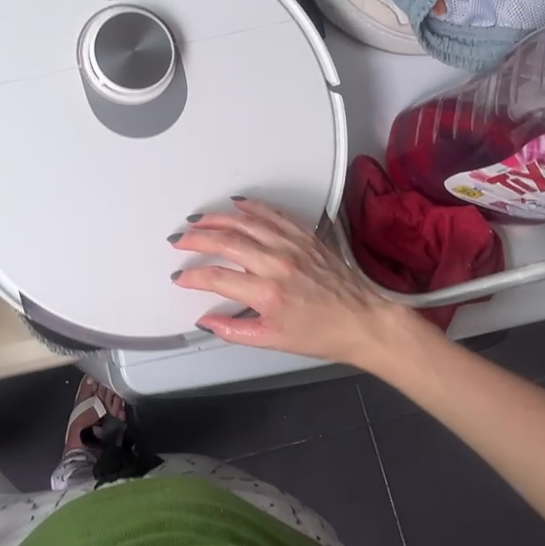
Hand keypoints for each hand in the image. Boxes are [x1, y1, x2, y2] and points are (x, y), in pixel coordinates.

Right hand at [174, 198, 430, 366]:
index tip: (181, 277)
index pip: (217, 278)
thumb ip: (235, 330)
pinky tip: (237, 204)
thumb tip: (206, 321)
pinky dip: (252, 207)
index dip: (193, 276)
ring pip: (246, 222)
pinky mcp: (305, 237)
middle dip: (197, 239)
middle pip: (227, 242)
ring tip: (198, 219)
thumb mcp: (274, 341)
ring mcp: (292, 245)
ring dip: (218, 218)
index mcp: (268, 293)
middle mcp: (277, 263)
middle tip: (179, 239)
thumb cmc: (323, 333)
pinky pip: (273, 215)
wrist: (365, 320)